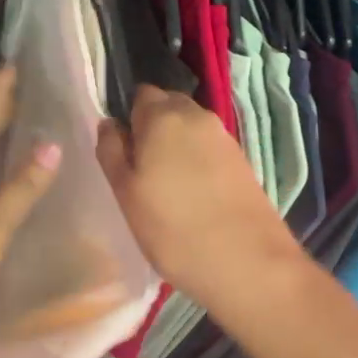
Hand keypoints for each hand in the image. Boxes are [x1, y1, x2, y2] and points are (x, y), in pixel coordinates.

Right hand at [96, 84, 305, 307]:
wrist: (247, 263)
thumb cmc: (173, 229)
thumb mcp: (126, 194)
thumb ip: (112, 152)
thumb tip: (110, 123)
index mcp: (163, 116)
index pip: (140, 94)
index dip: (129, 117)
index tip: (123, 149)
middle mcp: (197, 116)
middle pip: (168, 106)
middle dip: (153, 127)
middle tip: (141, 168)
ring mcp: (224, 137)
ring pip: (190, 127)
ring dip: (176, 145)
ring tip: (166, 185)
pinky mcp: (242, 160)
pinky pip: (209, 148)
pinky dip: (197, 161)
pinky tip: (193, 193)